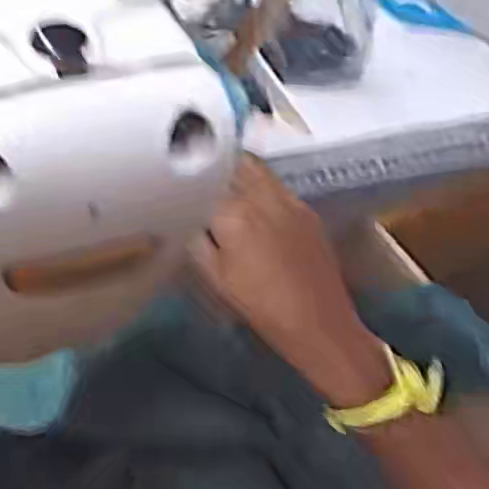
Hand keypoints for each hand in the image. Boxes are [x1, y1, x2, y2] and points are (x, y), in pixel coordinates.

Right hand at [189, 155, 390, 406]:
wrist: (320, 325)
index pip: (199, 179)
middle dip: (208, 163)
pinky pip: (273, 183)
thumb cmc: (258, 304)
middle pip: (230, 162)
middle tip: (189, 170)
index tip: (167, 179)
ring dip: (232, 166)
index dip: (182, 177)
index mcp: (233, 213)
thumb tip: (178, 212)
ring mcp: (289, 201)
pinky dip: (254, 181)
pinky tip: (245, 198)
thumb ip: (191, 235)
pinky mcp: (306, 210)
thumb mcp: (210, 273)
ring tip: (215, 177)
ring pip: (255, 166)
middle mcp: (262, 198)